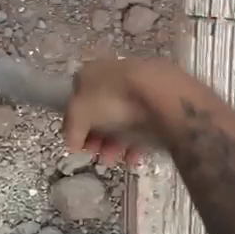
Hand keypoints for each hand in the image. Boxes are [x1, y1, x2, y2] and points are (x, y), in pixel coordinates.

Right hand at [62, 60, 178, 166]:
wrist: (163, 94)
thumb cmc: (111, 99)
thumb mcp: (78, 114)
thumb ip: (71, 131)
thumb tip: (71, 145)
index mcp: (91, 73)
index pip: (76, 99)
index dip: (75, 123)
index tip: (79, 142)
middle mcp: (114, 77)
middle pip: (100, 112)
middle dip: (96, 137)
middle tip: (96, 153)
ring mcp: (140, 88)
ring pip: (122, 120)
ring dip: (114, 144)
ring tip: (114, 160)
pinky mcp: (162, 103)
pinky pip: (144, 125)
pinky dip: (137, 143)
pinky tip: (133, 159)